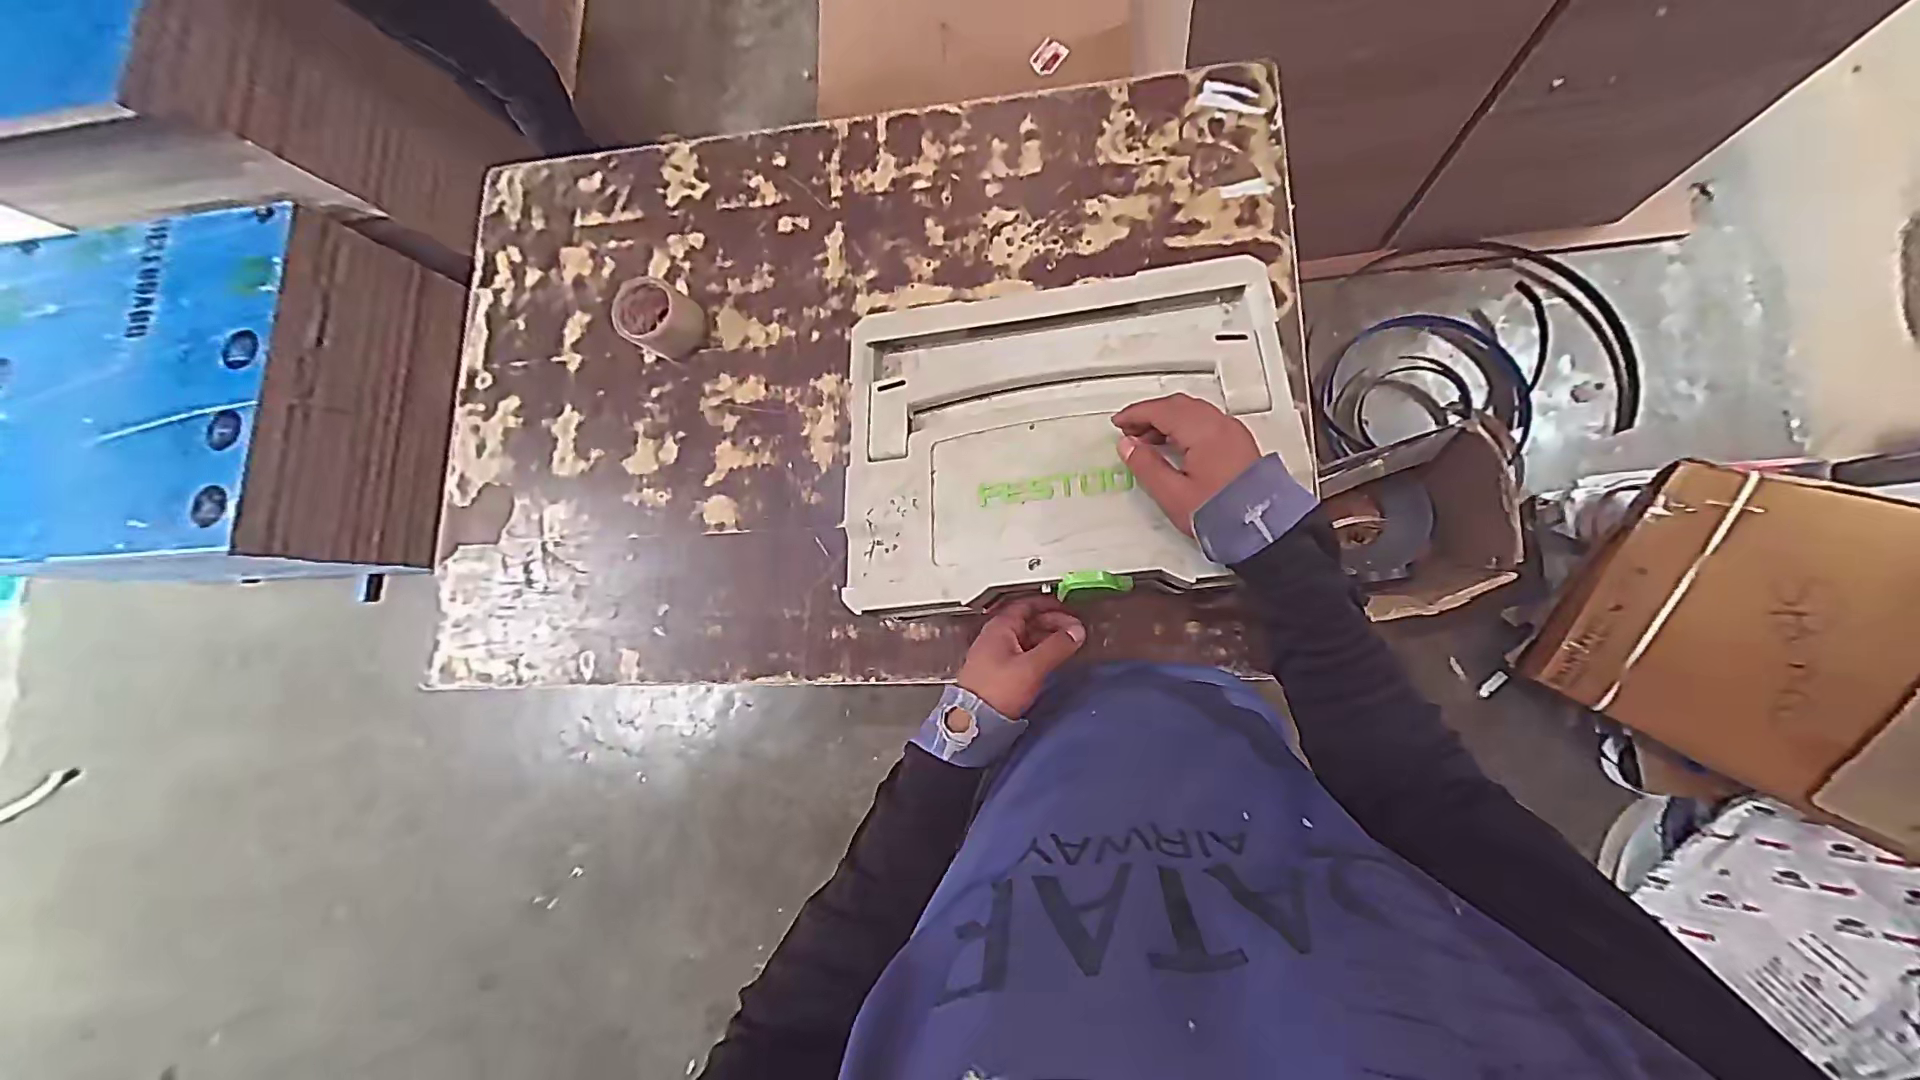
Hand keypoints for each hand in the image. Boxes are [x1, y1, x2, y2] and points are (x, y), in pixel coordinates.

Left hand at [956, 595, 1085, 717]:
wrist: (973, 721)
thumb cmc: (996, 690)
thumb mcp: (1032, 666)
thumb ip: (1056, 646)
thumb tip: (1076, 631)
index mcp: (999, 628)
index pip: (1026, 605)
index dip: (1048, 605)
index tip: (1067, 609)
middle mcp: (995, 637)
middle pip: (1027, 621)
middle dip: (1052, 623)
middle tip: (1072, 630)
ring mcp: (995, 654)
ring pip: (1025, 638)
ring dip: (1046, 638)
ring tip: (1066, 645)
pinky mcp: (997, 672)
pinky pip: (1022, 653)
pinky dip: (1038, 652)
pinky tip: (1049, 661)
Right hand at [1112, 393, 1261, 536]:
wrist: (1262, 531)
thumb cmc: (1220, 515)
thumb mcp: (1172, 494)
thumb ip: (1146, 466)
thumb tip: (1128, 446)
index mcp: (1204, 432)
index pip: (1162, 410)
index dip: (1136, 414)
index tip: (1119, 422)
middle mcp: (1222, 426)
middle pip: (1179, 405)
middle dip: (1150, 413)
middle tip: (1129, 429)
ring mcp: (1233, 433)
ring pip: (1193, 412)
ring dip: (1167, 419)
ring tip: (1147, 440)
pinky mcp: (1239, 445)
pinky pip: (1206, 422)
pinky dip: (1184, 426)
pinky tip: (1173, 445)